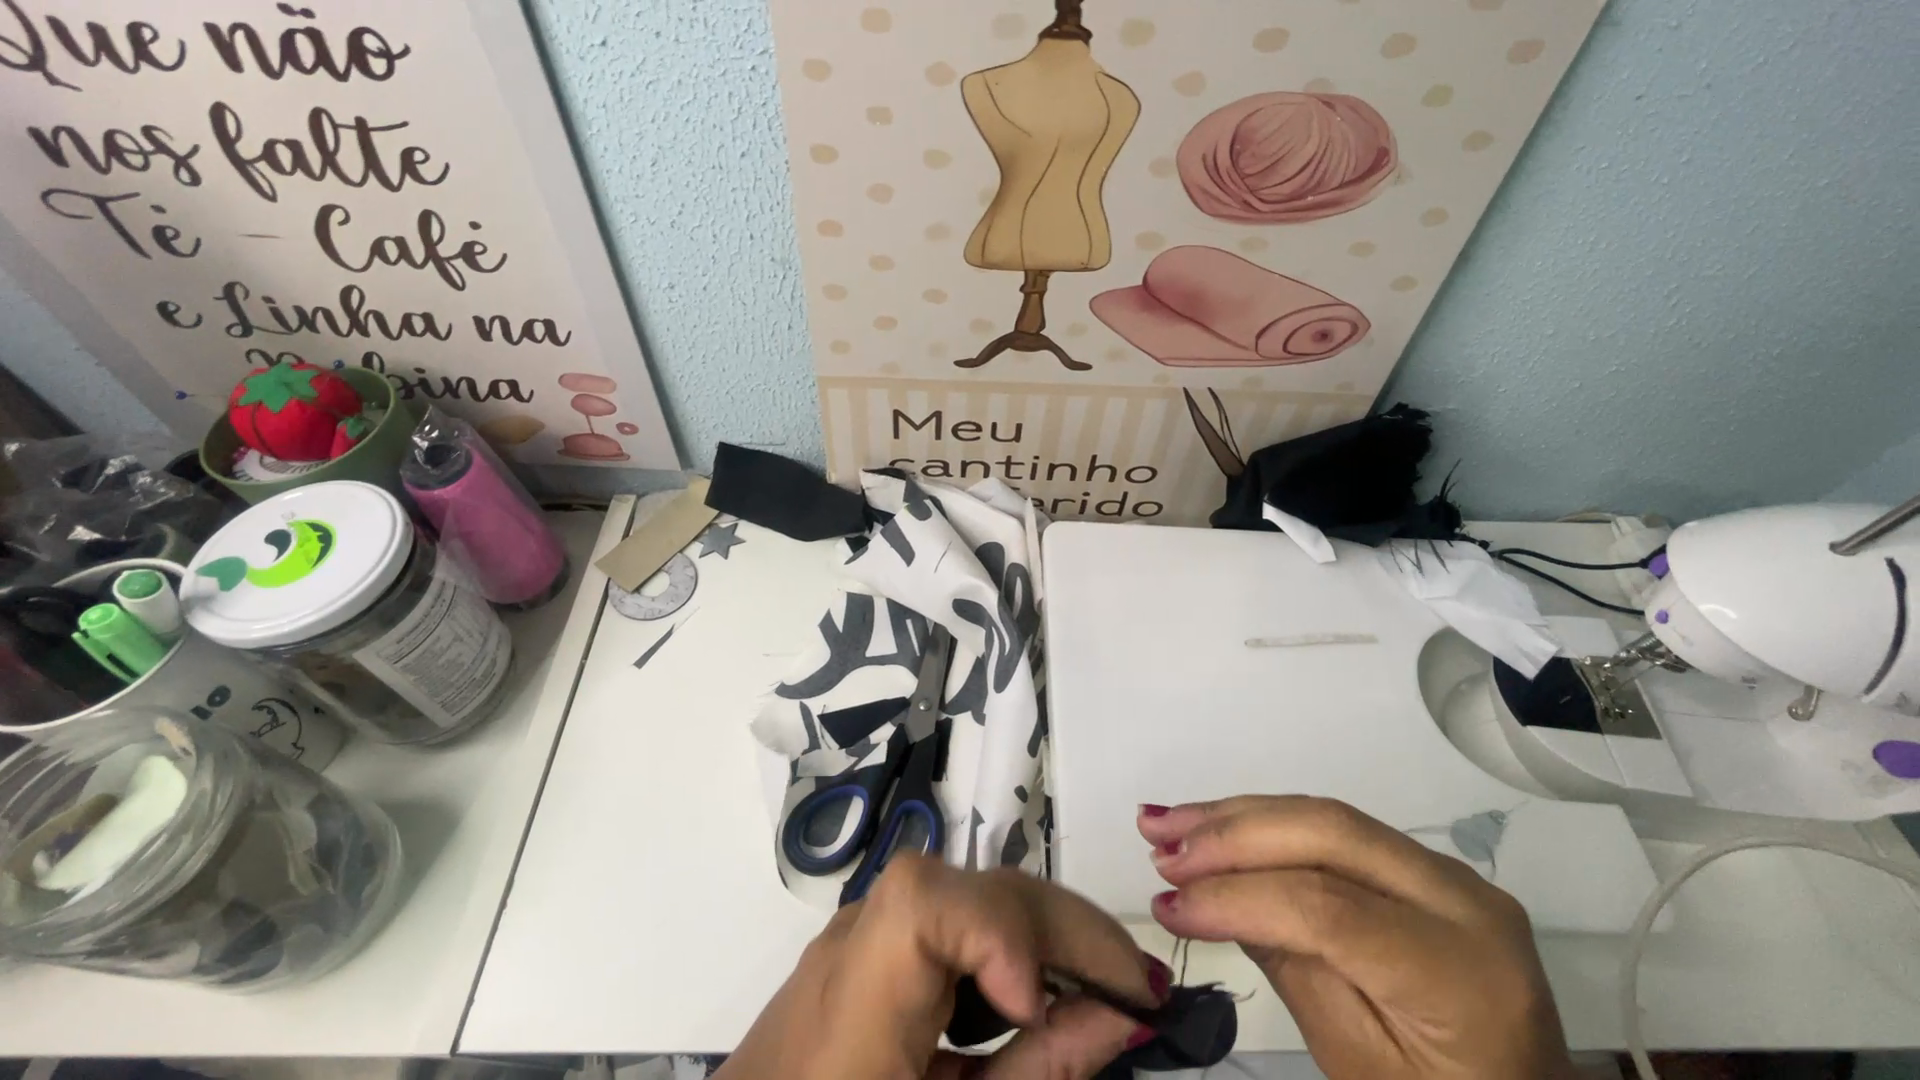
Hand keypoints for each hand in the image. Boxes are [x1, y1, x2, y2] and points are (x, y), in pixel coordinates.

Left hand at [716, 855, 1167, 1079]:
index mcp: (853, 1006)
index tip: (1036, 1007)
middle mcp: (850, 947)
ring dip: (1044, 933)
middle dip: (1061, 930)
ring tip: (1107, 986)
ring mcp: (856, 938)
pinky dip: (1008, 948)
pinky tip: (1045, 991)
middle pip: (964, 888)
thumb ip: (1037, 1075)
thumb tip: (1123, 1013)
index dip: (995, 931)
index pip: (922, 901)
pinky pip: (948, 923)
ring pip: (966, 896)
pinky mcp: (868, 950)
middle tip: (1141, 991)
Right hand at [1139, 796, 1573, 1079]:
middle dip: (1233, 835)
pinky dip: (1270, 822)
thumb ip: (1295, 974)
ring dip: (1240, 816)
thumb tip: (1211, 899)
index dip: (1238, 896)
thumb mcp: (1362, 1065)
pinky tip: (1218, 822)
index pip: (1330, 910)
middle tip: (1157, 843)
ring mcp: (1449, 874)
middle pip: (1331, 836)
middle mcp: (1464, 902)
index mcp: (1459, 973)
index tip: (1165, 903)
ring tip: (1165, 823)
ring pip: (1329, 816)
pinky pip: (1340, 829)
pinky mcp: (1426, 866)